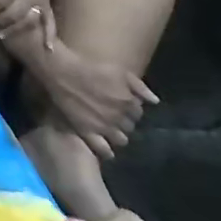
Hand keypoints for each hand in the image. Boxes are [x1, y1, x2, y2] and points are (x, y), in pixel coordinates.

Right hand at [37, 45, 155, 158]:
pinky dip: (107, 151)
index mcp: (128, 102)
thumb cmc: (92, 69)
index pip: (138, 113)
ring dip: (119, 135)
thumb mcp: (120, 72)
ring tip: (111, 128)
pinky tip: (106, 146)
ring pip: (121, 140)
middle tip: (116, 115)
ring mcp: (104, 128)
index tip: (125, 105)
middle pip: (130, 127)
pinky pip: (104, 151)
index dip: (132, 109)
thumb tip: (156, 102)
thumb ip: (140, 87)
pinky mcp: (88, 134)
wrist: (64, 74)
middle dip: (126, 121)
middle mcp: (119, 118)